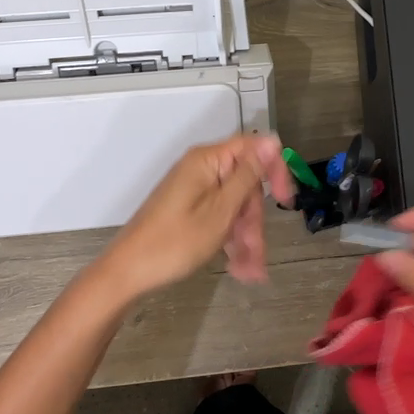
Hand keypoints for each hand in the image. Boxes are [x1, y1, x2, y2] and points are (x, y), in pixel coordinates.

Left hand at [99, 135, 294, 295]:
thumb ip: (248, 174)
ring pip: (235, 205)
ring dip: (246, 236)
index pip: (254, 148)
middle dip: (254, 218)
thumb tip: (272, 141)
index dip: (275, 170)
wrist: (127, 273)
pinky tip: (238, 266)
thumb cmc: (174, 243)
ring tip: (250, 271)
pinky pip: (219, 216)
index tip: (286, 199)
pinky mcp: (189, 208)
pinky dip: (230, 238)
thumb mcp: (221, 211)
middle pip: (245, 183)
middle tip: (257, 251)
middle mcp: (201, 169)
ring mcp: (194, 189)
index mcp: (207, 161)